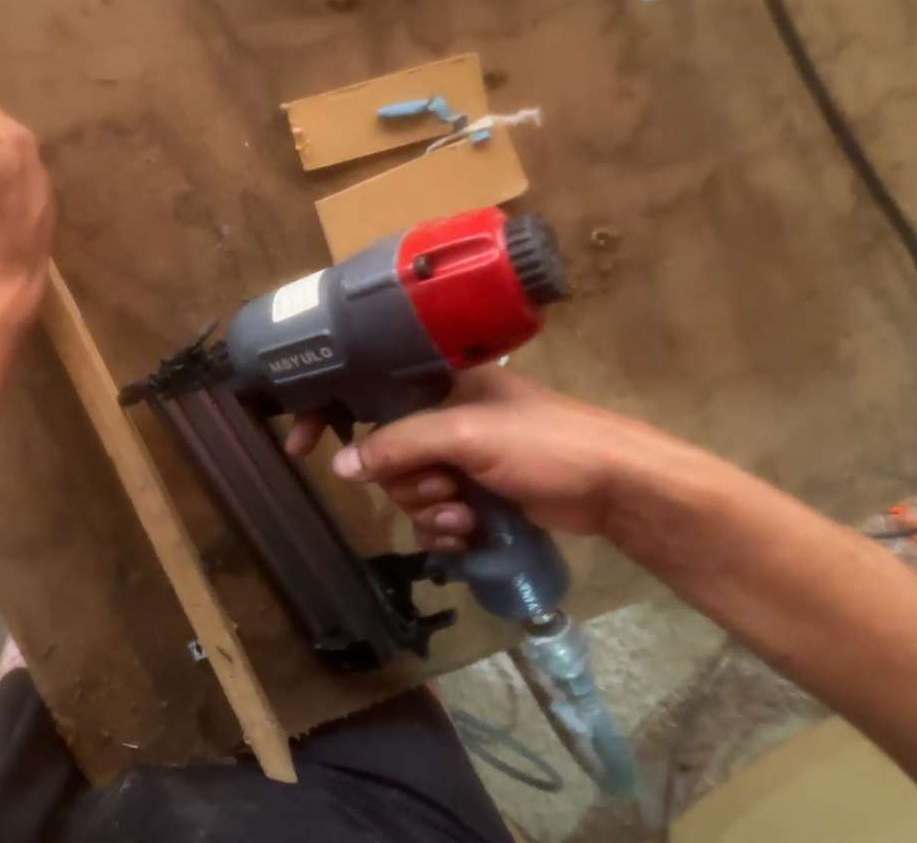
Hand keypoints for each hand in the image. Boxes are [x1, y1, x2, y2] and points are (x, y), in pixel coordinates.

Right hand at [285, 368, 690, 550]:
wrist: (619, 487)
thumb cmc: (546, 443)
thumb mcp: (466, 435)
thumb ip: (398, 445)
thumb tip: (339, 468)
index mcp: (437, 383)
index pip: (365, 391)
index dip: (328, 413)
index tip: (298, 443)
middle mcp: (442, 416)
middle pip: (383, 454)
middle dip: (407, 482)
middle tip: (443, 487)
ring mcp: (459, 457)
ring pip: (406, 489)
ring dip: (428, 510)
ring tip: (464, 514)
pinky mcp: (475, 492)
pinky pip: (432, 513)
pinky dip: (444, 528)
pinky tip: (469, 533)